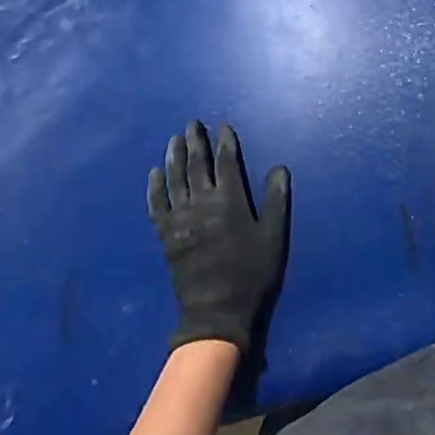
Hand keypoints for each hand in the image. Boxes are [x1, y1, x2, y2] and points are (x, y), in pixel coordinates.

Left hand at [147, 121, 289, 351]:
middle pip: (196, 163)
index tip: (222, 126)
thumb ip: (276, 201)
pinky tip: (154, 172)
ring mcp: (180, 216)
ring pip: (174, 177)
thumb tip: (280, 168)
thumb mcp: (273, 238)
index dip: (224, 142)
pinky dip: (155, 186)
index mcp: (229, 200)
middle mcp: (202, 201)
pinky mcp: (165, 233)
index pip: (226, 162)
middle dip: (195, 141)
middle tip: (191, 123)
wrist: (216, 310)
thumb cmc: (250, 274)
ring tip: (174, 138)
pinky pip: (156, 203)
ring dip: (173, 155)